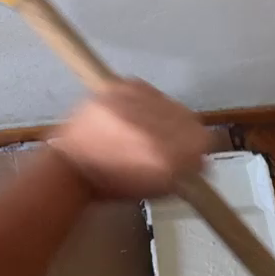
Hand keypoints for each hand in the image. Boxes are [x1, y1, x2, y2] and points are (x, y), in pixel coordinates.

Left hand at [48, 79, 208, 199]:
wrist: (71, 165)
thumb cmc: (114, 182)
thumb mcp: (156, 187)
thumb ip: (185, 170)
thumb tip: (204, 156)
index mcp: (162, 157)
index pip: (203, 139)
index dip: (200, 146)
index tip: (194, 150)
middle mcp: (148, 127)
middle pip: (189, 117)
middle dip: (184, 130)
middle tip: (171, 139)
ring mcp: (130, 104)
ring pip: (169, 102)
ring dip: (164, 114)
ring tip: (148, 127)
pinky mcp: (117, 88)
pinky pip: (147, 89)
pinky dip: (146, 100)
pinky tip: (135, 114)